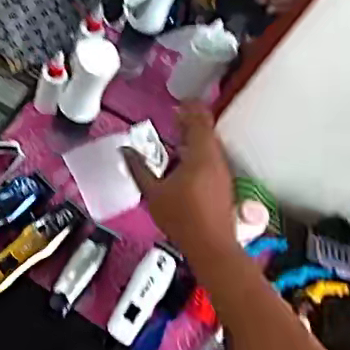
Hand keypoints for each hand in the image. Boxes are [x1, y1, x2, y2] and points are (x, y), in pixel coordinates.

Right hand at [124, 106, 237, 260]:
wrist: (210, 246)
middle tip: (176, 118)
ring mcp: (223, 174)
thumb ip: (138, 168)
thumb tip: (126, 152)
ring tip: (177, 138)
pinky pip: (211, 161)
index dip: (190, 108)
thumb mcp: (152, 192)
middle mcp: (216, 161)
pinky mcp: (223, 187)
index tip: (180, 103)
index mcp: (201, 156)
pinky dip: (198, 154)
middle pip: (206, 132)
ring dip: (194, 139)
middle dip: (190, 123)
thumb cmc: (182, 219)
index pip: (199, 121)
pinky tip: (185, 164)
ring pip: (210, 147)